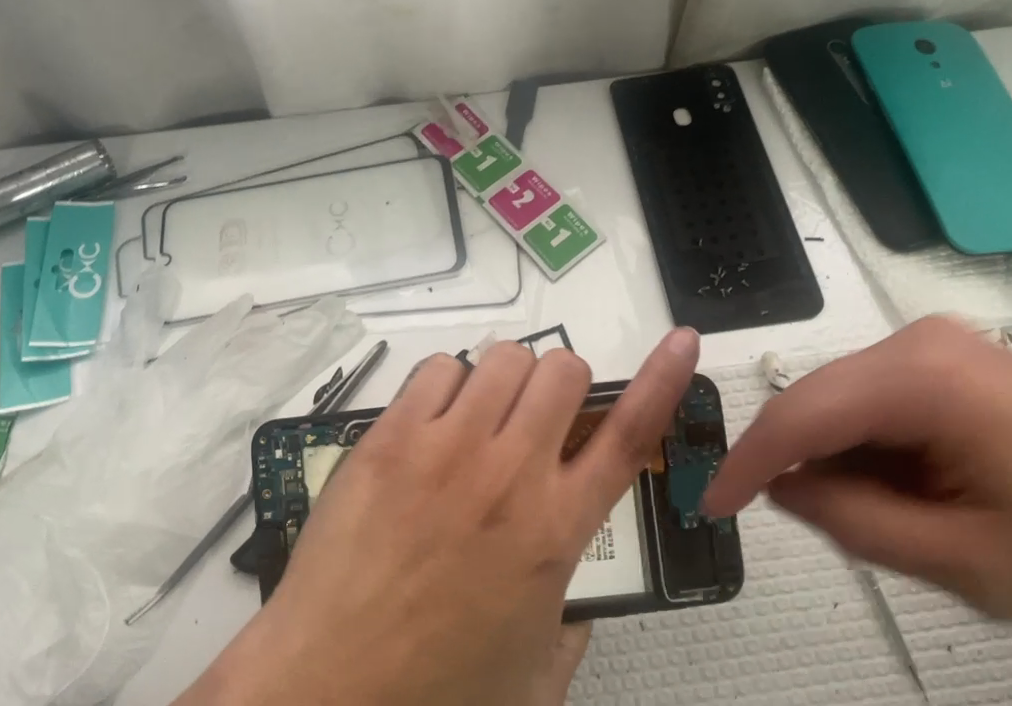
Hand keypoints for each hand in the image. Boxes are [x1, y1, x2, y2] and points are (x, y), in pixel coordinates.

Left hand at [178, 328, 701, 705]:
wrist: (329, 686)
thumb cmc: (435, 688)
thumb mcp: (536, 675)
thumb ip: (574, 625)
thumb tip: (578, 591)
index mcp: (556, 530)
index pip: (629, 434)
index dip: (662, 379)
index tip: (683, 340)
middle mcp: (510, 473)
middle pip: (563, 373)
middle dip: (561, 387)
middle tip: (536, 422)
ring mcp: (446, 448)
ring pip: (504, 358)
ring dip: (506, 380)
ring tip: (481, 420)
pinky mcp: (390, 437)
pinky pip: (438, 368)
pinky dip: (448, 383)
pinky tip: (433, 423)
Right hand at [703, 318, 1011, 658]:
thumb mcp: (966, 560)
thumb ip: (854, 519)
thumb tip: (783, 486)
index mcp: (923, 376)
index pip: (799, 412)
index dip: (746, 460)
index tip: (711, 503)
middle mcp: (925, 341)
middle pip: (822, 401)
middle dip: (804, 465)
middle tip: (824, 536)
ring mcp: (950, 348)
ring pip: (852, 404)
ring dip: (848, 463)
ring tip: (899, 528)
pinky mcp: (970, 366)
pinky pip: (889, 403)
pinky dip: (881, 452)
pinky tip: (922, 499)